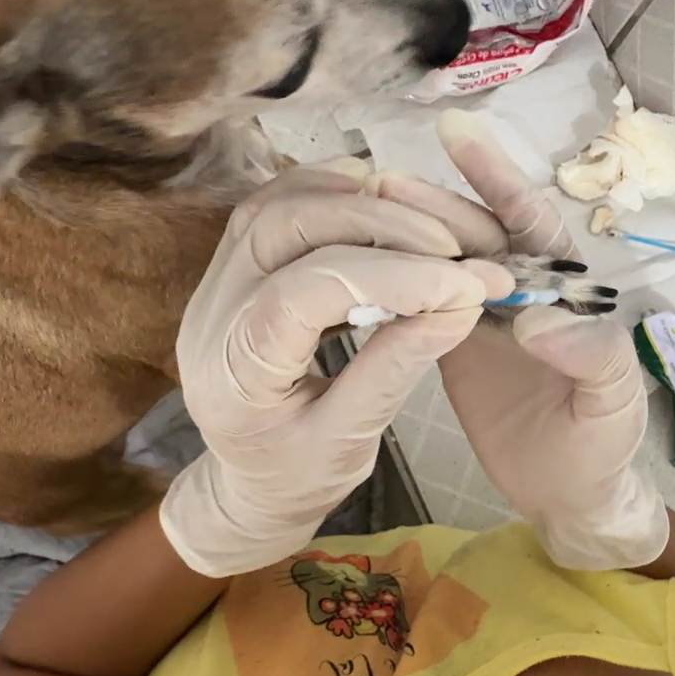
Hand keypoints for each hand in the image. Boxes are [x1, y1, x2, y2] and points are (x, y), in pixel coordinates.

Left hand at [160, 165, 513, 576]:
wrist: (248, 483)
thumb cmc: (296, 476)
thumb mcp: (350, 440)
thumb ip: (397, 367)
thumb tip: (462, 303)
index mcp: (233, 373)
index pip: (306, 294)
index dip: (392, 277)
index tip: (465, 283)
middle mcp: (209, 315)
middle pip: (283, 229)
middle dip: (376, 225)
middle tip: (451, 246)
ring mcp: (212, 286)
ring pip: (272, 206)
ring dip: (349, 199)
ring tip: (421, 217)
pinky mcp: (228, 271)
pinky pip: (268, 209)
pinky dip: (322, 193)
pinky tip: (371, 197)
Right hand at [377, 111, 667, 569]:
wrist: (564, 494)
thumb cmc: (601, 446)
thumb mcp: (614, 404)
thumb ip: (594, 357)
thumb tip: (536, 319)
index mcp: (564, 292)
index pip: (530, 221)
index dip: (495, 178)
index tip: (457, 137)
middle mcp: (519, 293)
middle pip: (473, 237)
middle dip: (431, 207)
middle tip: (379, 184)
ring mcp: (480, 319)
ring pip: (440, 268)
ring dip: (405, 241)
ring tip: (358, 216)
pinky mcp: (449, 349)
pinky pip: (420, 309)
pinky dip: (393, 288)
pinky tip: (358, 273)